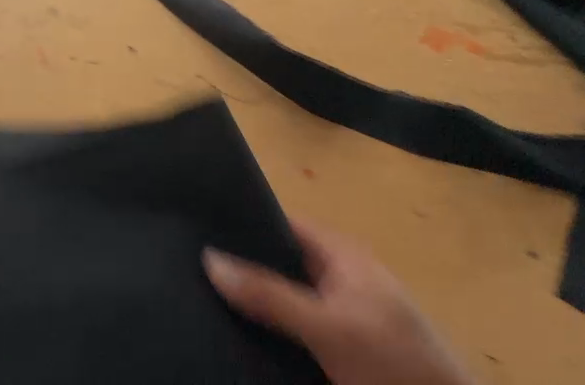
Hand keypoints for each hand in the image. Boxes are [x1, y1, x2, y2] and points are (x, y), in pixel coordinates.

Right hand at [204, 219, 474, 384]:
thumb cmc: (396, 365)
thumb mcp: (329, 328)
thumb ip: (269, 295)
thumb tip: (207, 259)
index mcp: (344, 256)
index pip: (279, 221)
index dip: (240, 220)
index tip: (194, 225)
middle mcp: (340, 278)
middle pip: (276, 260)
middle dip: (237, 264)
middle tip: (188, 262)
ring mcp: (340, 316)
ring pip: (280, 296)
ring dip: (250, 300)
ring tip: (199, 293)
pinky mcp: (339, 350)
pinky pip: (289, 329)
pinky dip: (265, 329)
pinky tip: (233, 331)